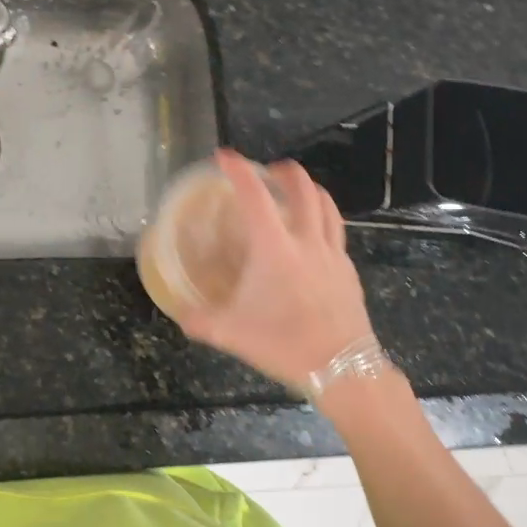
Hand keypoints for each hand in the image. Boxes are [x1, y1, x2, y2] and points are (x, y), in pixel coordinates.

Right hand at [175, 149, 377, 393]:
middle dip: (286, 172)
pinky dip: (323, 221)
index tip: (224, 157)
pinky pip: (336, 234)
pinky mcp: (348, 272)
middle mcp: (306, 242)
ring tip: (298, 191)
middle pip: (304, 190)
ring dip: (312, 190)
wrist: (344, 369)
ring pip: (328, 207)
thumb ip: (200, 320)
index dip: (238, 171)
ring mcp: (333, 256)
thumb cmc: (284, 345)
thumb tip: (179, 312)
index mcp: (275, 249)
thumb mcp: (231, 334)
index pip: (255, 196)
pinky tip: (312, 237)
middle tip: (270, 170)